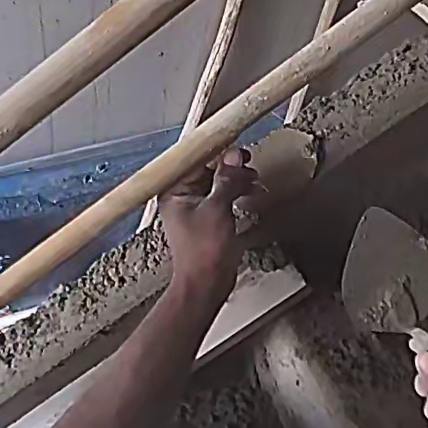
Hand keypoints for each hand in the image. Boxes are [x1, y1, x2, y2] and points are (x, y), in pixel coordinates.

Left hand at [158, 148, 256, 299]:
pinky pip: (220, 195)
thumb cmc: (204, 252)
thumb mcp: (217, 209)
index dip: (216, 150)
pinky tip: (251, 191)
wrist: (206, 285)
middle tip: (247, 161)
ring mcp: (193, 207)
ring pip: (216, 181)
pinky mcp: (206, 218)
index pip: (194, 160)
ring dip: (235, 178)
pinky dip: (235, 191)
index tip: (235, 143)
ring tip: (253, 178)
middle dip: (229, 164)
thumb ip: (227, 180)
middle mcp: (180, 196)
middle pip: (206, 168)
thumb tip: (235, 156)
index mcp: (173, 191)